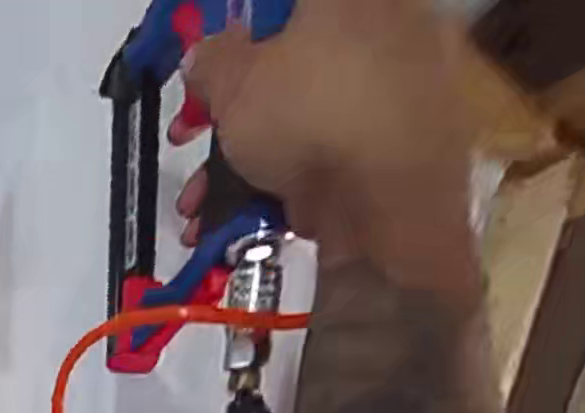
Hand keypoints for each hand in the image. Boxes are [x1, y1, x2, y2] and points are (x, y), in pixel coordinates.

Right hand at [170, 0, 476, 289]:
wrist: (383, 196)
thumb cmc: (308, 114)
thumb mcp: (236, 82)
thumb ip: (212, 61)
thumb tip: (205, 55)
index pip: (280, 8)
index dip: (234, 39)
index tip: (204, 75)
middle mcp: (384, 29)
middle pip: (287, 70)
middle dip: (227, 116)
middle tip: (189, 140)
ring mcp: (395, 94)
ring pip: (298, 124)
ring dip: (237, 168)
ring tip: (200, 207)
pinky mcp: (392, 155)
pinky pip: (323, 162)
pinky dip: (276, 191)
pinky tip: (240, 220)